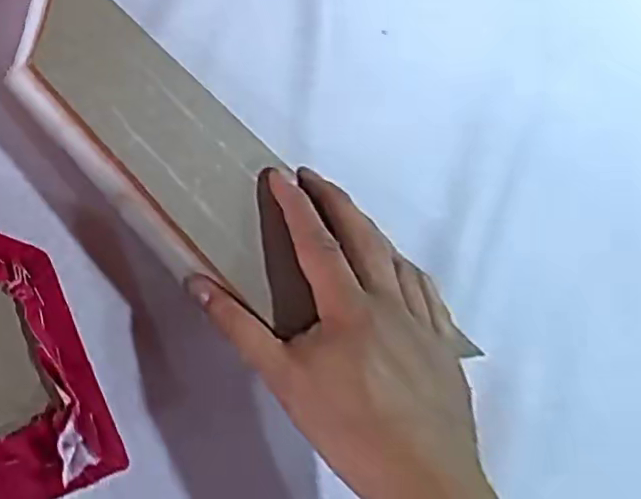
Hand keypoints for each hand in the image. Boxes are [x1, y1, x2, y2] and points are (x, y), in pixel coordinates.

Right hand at [190, 168, 493, 498]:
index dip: (296, 205)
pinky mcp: (445, 350)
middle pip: (363, 239)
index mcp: (350, 310)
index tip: (279, 174)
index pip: (318, 243)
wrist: (432, 490)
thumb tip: (195, 283)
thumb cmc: (351, 430)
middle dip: (335, 201)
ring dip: (369, 228)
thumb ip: (238, 328)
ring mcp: (424, 327)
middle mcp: (390, 307)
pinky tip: (399, 268)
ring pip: (397, 260)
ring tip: (348, 213)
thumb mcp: (282, 380)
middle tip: (311, 176)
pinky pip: (426, 292)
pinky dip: (405, 265)